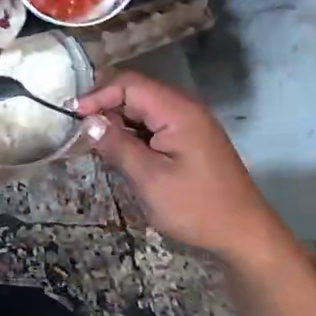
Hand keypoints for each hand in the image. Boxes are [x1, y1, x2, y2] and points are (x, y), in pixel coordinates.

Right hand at [78, 71, 291, 264]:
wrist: (243, 231)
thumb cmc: (195, 206)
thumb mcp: (150, 179)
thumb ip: (118, 146)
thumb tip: (89, 121)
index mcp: (177, 110)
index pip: (129, 84)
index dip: (97, 94)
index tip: (72, 116)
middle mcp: (186, 108)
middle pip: (138, 93)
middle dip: (106, 107)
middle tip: (79, 132)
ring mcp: (191, 124)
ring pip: (146, 111)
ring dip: (120, 122)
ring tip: (94, 143)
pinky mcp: (192, 140)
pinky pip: (157, 126)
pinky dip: (136, 135)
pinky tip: (121, 152)